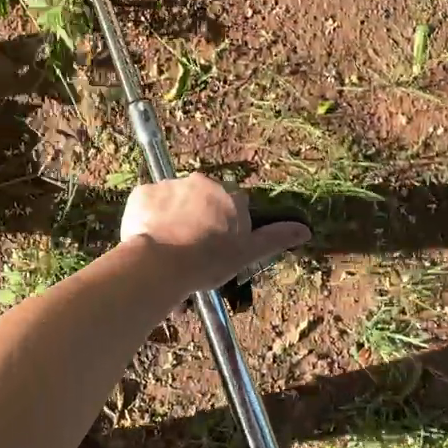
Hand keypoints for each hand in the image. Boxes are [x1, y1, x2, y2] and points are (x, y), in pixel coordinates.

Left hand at [118, 174, 310, 294]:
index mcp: (229, 197)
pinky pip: (146, 202)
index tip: (215, 245)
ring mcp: (170, 185)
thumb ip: (273, 238)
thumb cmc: (207, 262)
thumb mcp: (246, 253)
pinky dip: (147, 216)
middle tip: (189, 247)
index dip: (224, 225)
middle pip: (201, 199)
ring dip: (171, 217)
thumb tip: (304, 230)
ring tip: (166, 247)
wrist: (161, 263)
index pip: (232, 206)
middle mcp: (202, 183)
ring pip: (172, 200)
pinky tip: (148, 237)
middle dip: (197, 218)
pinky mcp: (143, 193)